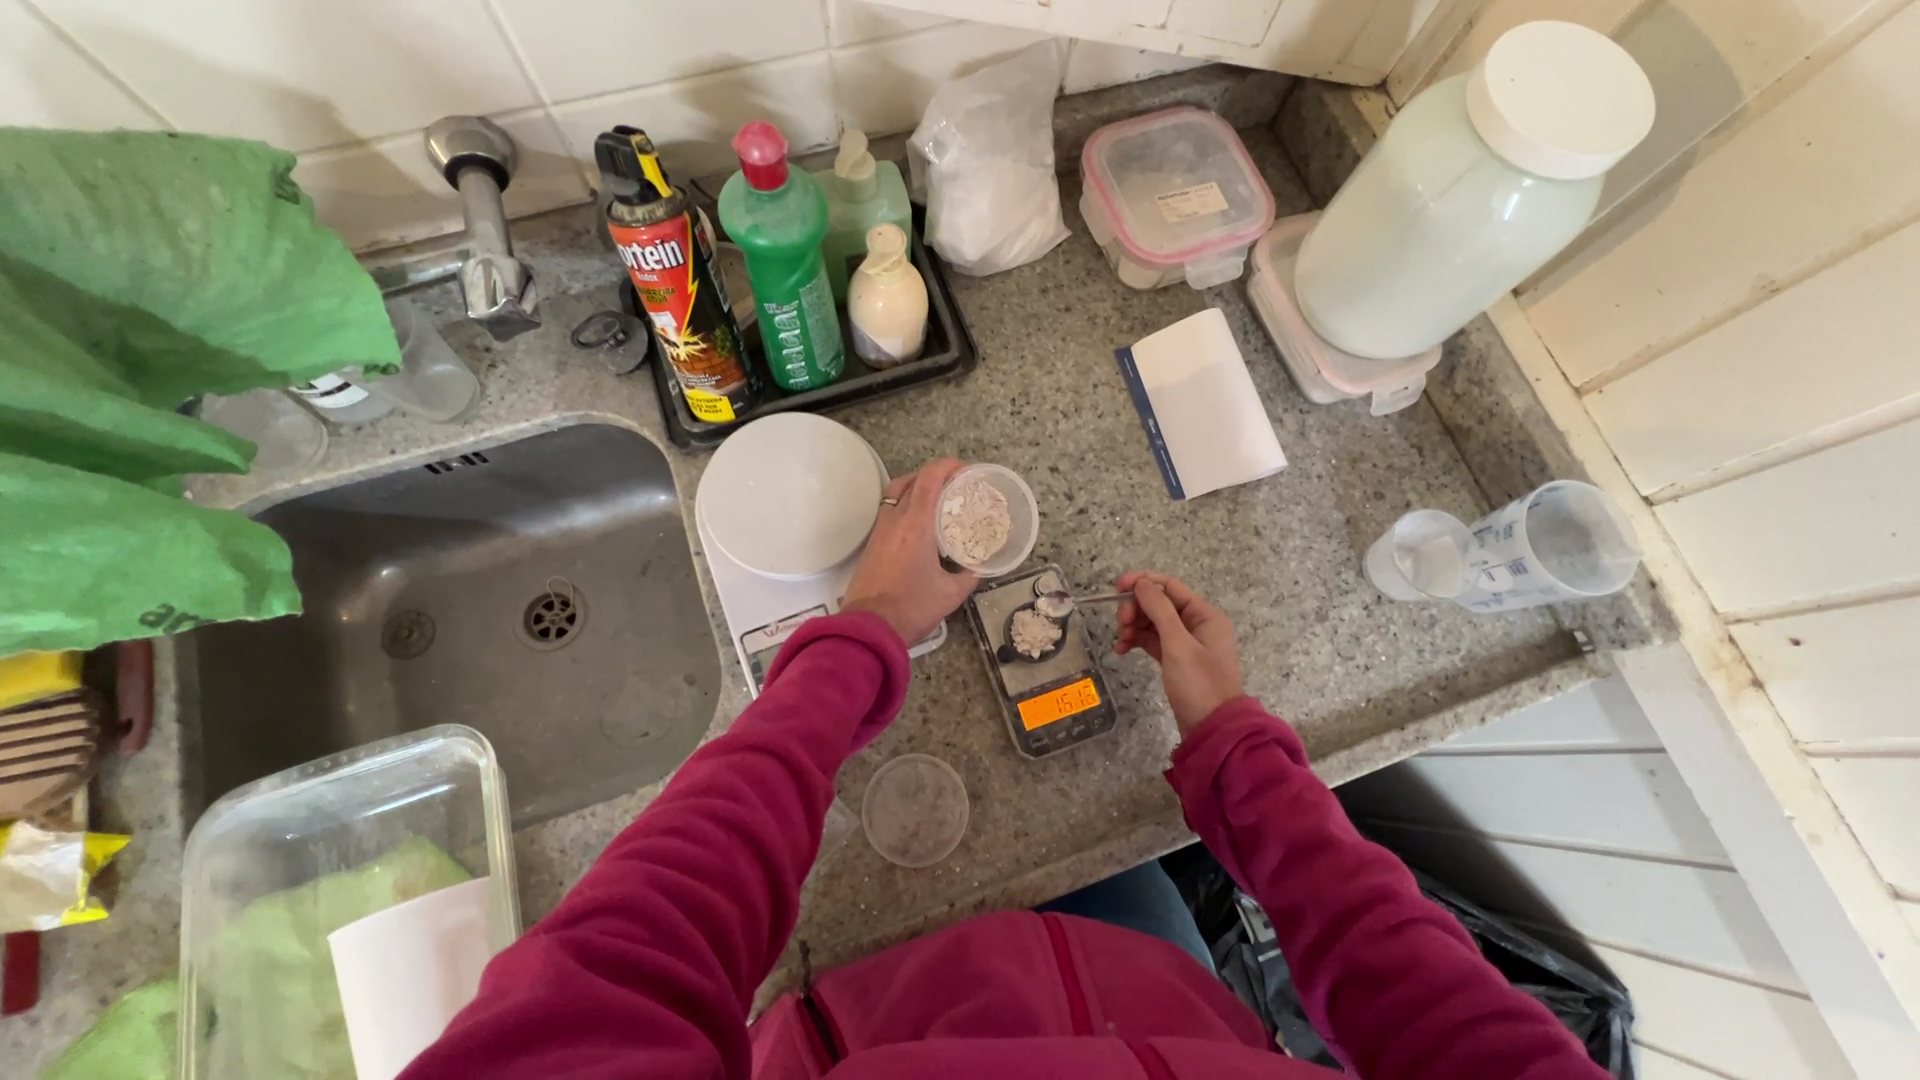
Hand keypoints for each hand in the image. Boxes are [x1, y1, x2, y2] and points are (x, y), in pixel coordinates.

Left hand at [843, 459, 977, 644]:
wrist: (869, 627)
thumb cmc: (912, 608)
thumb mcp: (950, 594)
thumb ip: (968, 577)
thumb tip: (977, 569)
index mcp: (916, 524)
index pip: (930, 478)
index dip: (948, 466)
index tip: (965, 469)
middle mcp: (895, 520)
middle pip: (911, 480)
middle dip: (933, 474)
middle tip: (954, 484)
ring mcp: (879, 531)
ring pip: (895, 494)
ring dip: (916, 488)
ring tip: (936, 500)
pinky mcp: (871, 544)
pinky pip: (889, 512)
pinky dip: (905, 506)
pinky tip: (919, 525)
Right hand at [1114, 571, 1243, 737]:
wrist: (1212, 729)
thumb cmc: (1199, 684)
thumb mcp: (1178, 645)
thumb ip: (1159, 610)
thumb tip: (1141, 582)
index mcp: (1205, 615)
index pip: (1170, 587)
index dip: (1143, 583)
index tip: (1117, 587)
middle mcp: (1197, 624)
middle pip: (1159, 603)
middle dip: (1136, 609)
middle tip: (1120, 623)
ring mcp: (1186, 643)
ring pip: (1153, 622)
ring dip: (1134, 626)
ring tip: (1120, 640)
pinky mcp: (1175, 659)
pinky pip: (1152, 640)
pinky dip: (1137, 641)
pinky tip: (1122, 650)